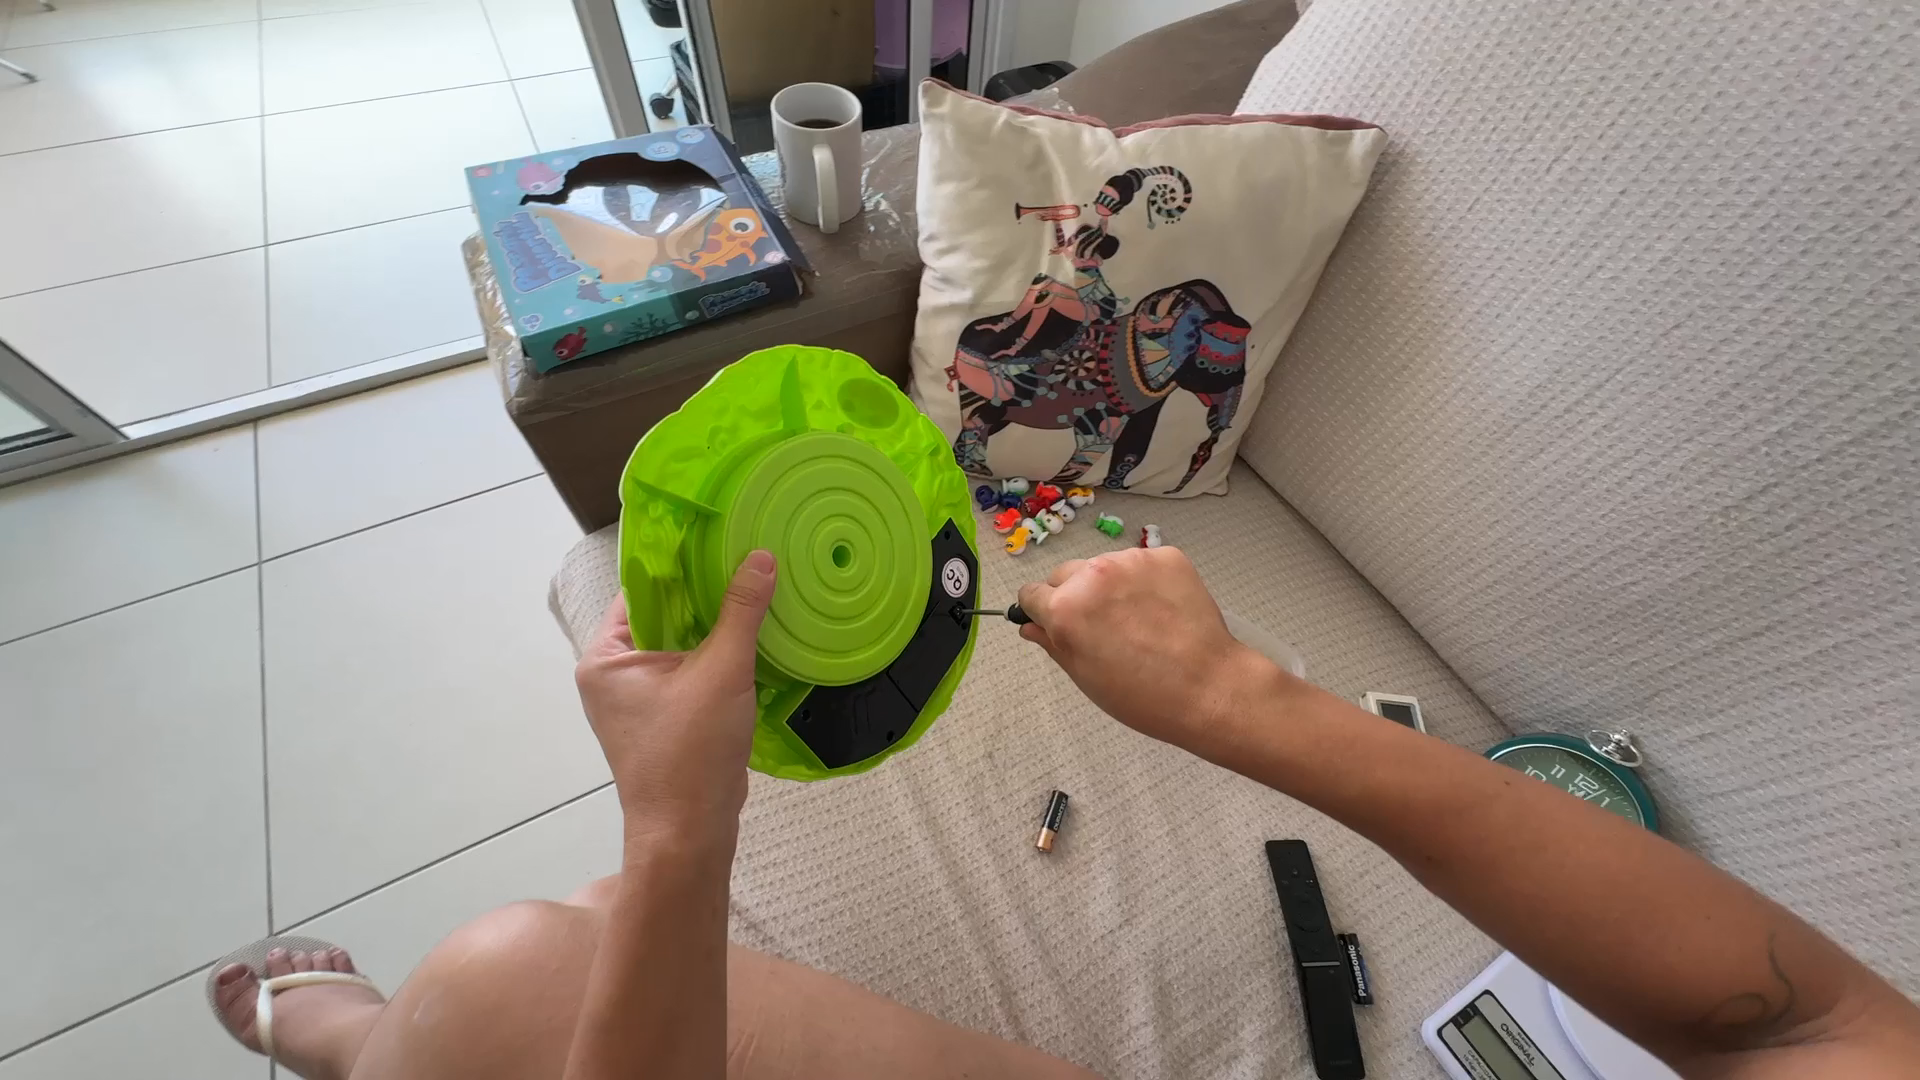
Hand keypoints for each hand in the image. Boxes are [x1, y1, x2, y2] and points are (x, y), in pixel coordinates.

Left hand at [575, 550, 775, 832]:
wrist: (692, 830)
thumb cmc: (691, 750)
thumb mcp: (722, 670)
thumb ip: (742, 610)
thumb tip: (762, 556)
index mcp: (606, 657)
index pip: (642, 590)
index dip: (682, 564)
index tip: (722, 538)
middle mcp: (615, 673)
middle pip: (665, 614)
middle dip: (706, 593)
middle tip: (749, 559)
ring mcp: (640, 697)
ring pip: (683, 642)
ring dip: (717, 623)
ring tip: (759, 588)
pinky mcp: (667, 715)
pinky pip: (693, 667)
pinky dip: (720, 652)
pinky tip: (756, 633)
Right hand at [1016, 547, 1283, 755]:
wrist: (1210, 688)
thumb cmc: (1141, 695)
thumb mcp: (1084, 675)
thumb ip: (1051, 642)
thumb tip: (1029, 625)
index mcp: (1064, 608)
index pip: (1031, 593)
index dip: (1040, 611)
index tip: (1055, 623)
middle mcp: (1092, 575)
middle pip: (1065, 575)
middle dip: (1074, 595)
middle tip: (1101, 626)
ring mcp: (1131, 561)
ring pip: (1103, 566)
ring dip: (1109, 585)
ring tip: (1137, 619)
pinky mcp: (1165, 556)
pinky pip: (1140, 563)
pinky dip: (1144, 581)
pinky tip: (1161, 609)